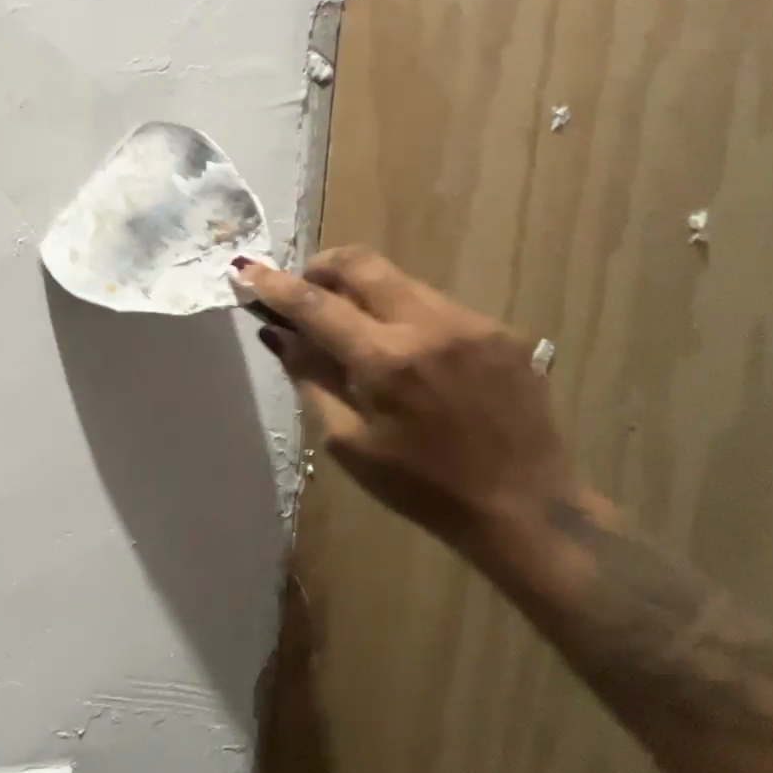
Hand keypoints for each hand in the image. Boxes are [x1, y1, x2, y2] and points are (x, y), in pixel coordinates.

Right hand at [235, 247, 572, 545]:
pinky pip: (433, 304)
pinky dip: (399, 313)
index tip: (245, 271)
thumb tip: (278, 333)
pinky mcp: (499, 333)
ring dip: (361, 292)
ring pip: (399, 280)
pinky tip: (399, 352)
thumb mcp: (346, 440)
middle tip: (301, 291)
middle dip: (321, 268)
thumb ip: (310, 377)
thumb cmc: (421, 485)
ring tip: (349, 327)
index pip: (316, 303)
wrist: (527, 508)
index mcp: (387, 360)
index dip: (274, 285)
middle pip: (362, 264)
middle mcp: (431, 327)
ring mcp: (472, 324)